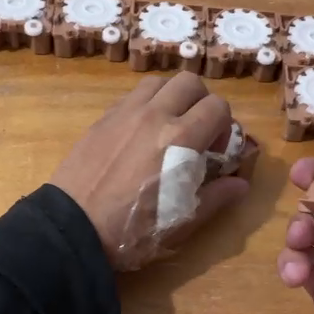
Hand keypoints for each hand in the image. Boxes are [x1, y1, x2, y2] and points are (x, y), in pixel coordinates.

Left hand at [50, 73, 250, 270]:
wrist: (73, 228)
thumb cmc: (132, 231)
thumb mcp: (181, 222)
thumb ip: (215, 197)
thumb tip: (240, 183)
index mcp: (180, 139)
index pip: (218, 106)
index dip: (224, 126)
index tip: (216, 150)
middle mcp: (154, 116)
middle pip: (190, 82)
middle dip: (201, 102)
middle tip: (196, 131)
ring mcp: (124, 113)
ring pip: (158, 82)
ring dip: (171, 97)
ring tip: (168, 126)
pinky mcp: (102, 119)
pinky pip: (131, 96)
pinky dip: (145, 105)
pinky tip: (140, 133)